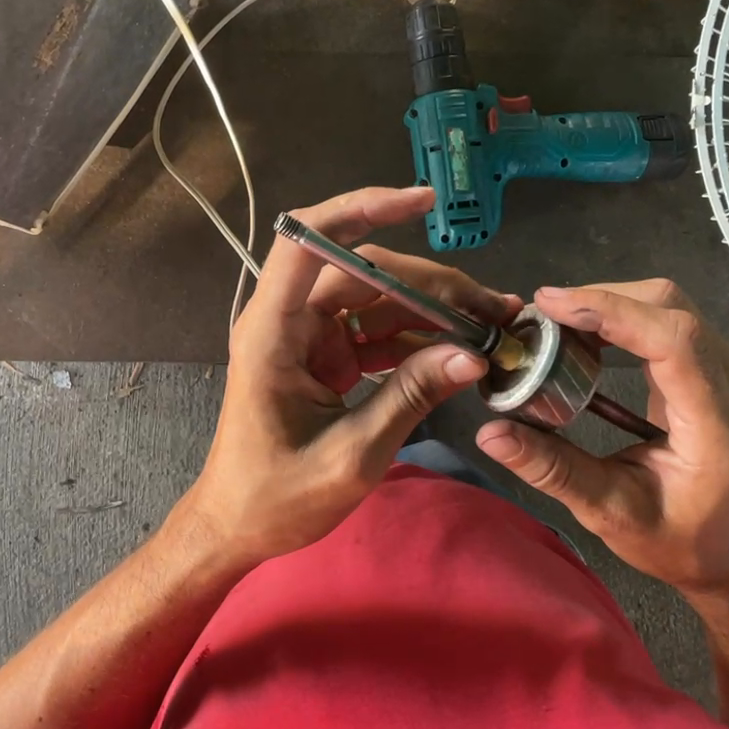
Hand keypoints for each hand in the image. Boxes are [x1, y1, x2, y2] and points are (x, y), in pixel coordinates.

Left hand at [175, 186, 521, 567]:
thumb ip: (408, 398)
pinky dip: (417, 337)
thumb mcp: (351, 456)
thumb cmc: (276, 497)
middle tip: (491, 307)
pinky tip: (460, 349)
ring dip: (432, 308)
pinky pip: (375, 329)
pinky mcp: (324, 355)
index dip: (361, 209)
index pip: (308, 242)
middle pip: (360, 271)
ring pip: (375, 298)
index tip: (421, 202)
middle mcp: (286, 319)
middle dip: (429, 282)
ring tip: (490, 325)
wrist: (236, 526)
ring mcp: (307, 335)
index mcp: (272, 330)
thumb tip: (473, 355)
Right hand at [474, 280, 728, 594]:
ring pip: (672, 306)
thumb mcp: (609, 514)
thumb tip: (490, 433)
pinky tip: (585, 333)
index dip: (613, 311)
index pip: (675, 342)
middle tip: (540, 317)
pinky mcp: (722, 367)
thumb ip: (553, 469)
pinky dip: (623, 316)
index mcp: (720, 429)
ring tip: (555, 323)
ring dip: (610, 303)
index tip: (550, 304)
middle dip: (601, 300)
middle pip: (672, 310)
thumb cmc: (678, 542)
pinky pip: (671, 320)